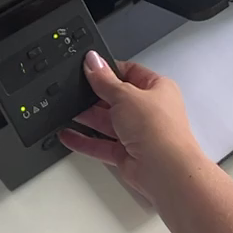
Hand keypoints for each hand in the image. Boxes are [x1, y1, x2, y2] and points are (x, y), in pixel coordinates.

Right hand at [58, 52, 206, 199]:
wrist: (165, 171)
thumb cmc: (160, 130)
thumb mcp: (126, 95)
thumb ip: (104, 80)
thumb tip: (92, 61)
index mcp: (157, 89)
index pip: (130, 73)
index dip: (109, 71)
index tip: (89, 68)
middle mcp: (149, 111)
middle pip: (116, 99)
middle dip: (95, 97)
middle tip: (74, 91)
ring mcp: (138, 134)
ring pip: (107, 122)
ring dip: (87, 118)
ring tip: (67, 111)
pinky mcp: (126, 154)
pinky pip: (101, 144)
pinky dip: (84, 141)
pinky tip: (69, 135)